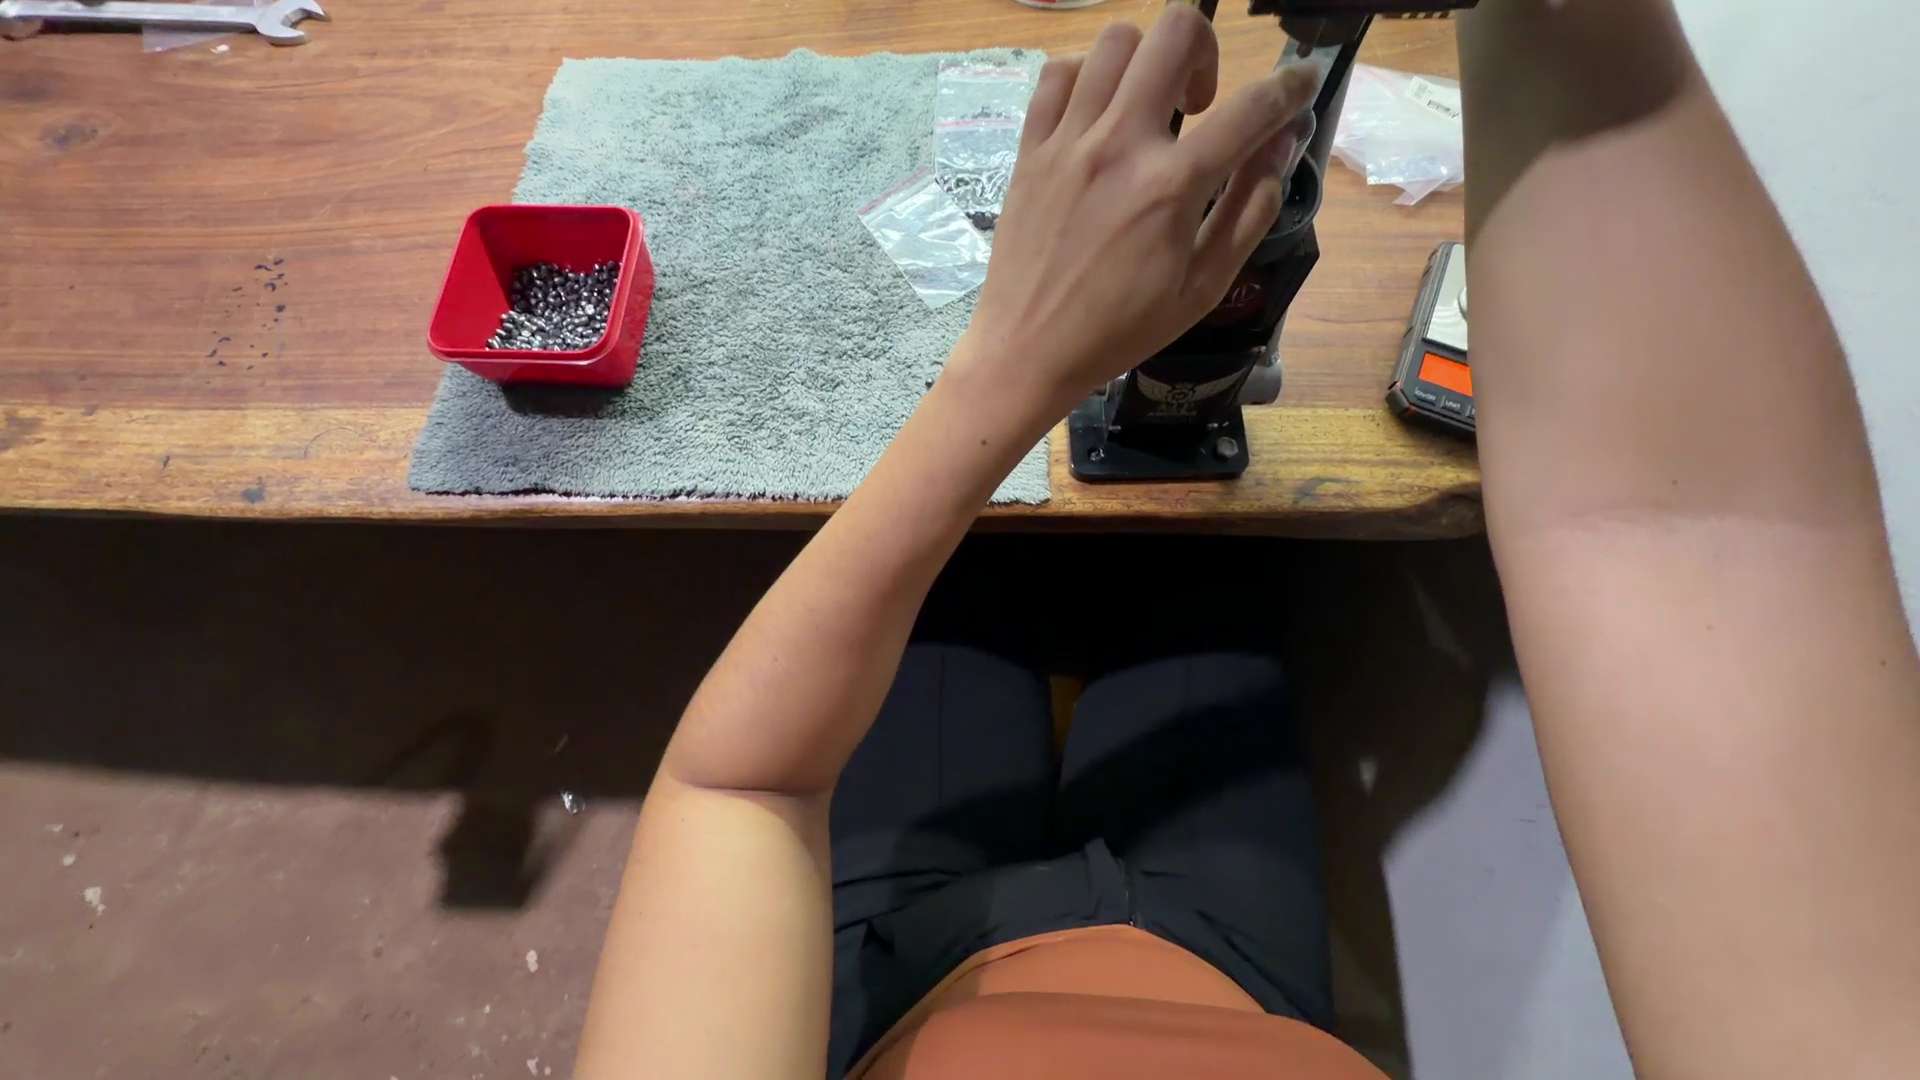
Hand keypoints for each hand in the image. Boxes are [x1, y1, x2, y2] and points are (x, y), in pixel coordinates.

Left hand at [952, 3, 1319, 419]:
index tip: (1301, 82)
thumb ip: (1248, 213)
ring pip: (1115, 42)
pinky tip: (1095, 116)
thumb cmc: (1118, 333)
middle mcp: (1120, 146)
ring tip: (1145, 109)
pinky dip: (1084, 78)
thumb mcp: (1200, 290)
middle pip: (1176, 31)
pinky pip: (1056, 76)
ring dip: (1146, 61)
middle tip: (1201, 102)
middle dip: (1208, 49)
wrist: (1028, 352)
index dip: (1291, 86)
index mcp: (1171, 187)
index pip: (1251, 108)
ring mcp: (1068, 144)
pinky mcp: (1029, 152)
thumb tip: (1280, 147)